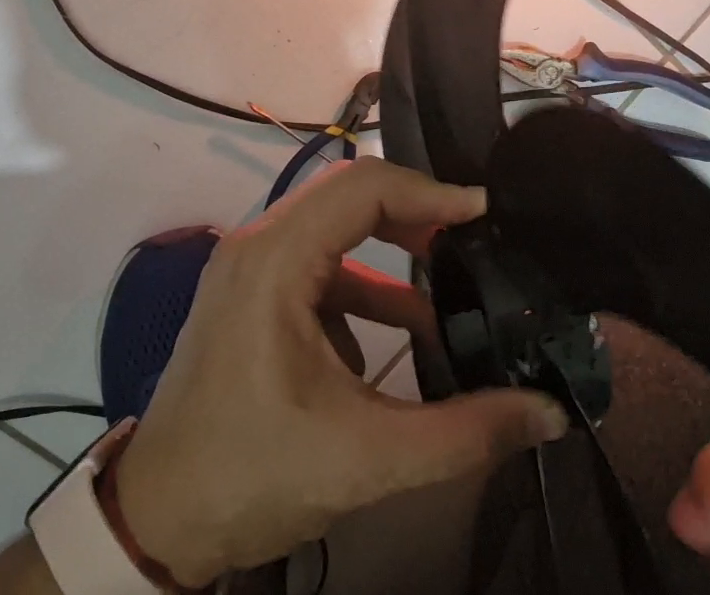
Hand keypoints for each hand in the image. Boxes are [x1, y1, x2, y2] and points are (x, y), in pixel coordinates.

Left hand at [112, 158, 570, 586]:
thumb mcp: (369, 457)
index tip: (484, 214)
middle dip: (415, 215)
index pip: (362, 188)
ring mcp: (247, 272)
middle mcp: (254, 248)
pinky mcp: (248, 300)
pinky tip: (396, 341)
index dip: (429, 192)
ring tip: (451, 292)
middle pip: (347, 198)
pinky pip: (317, 270)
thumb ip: (467, 432)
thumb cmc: (253, 476)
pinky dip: (363, 292)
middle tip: (474, 240)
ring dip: (393, 259)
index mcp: (274, 261)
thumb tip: (551, 411)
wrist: (158, 521)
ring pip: (333, 235)